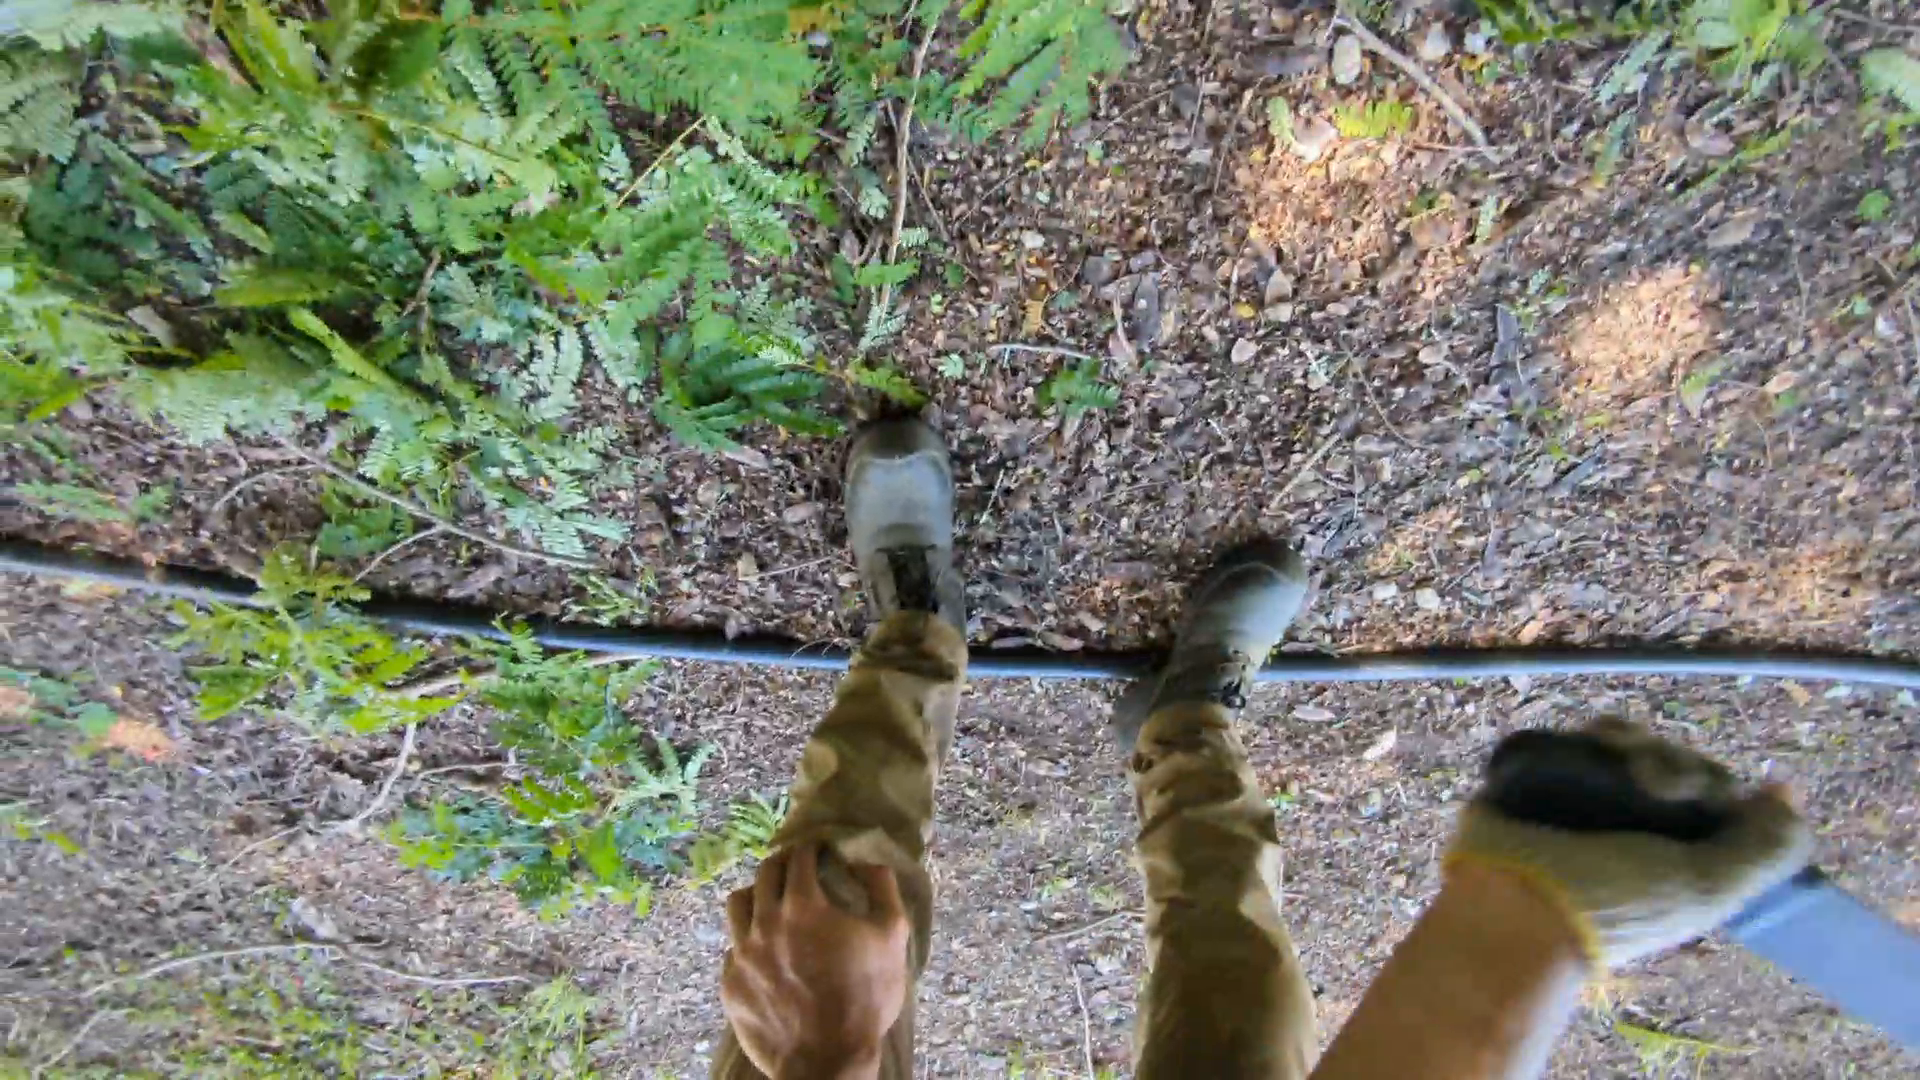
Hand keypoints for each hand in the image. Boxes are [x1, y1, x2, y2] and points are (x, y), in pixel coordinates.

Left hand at [720, 843, 909, 1079]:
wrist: (828, 1063)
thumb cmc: (865, 996)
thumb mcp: (892, 934)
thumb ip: (882, 887)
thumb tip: (866, 861)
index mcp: (803, 904)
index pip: (799, 856)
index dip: (812, 848)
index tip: (820, 849)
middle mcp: (766, 921)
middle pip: (765, 872)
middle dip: (784, 863)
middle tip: (798, 869)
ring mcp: (742, 954)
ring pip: (737, 903)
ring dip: (757, 895)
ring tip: (772, 903)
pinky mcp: (730, 984)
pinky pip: (732, 947)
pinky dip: (748, 939)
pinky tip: (766, 950)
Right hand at [1448, 720, 1812, 967]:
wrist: (1516, 895)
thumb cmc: (1614, 900)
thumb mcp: (1706, 886)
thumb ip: (1763, 846)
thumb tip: (1784, 790)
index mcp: (1673, 852)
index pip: (1707, 798)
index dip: (1712, 781)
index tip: (1704, 790)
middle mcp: (1630, 823)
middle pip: (1664, 764)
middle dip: (1668, 757)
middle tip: (1651, 777)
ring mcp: (1579, 798)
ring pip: (1617, 747)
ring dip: (1627, 737)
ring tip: (1612, 746)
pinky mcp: (1533, 777)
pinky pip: (1565, 740)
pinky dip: (1581, 733)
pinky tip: (1588, 736)